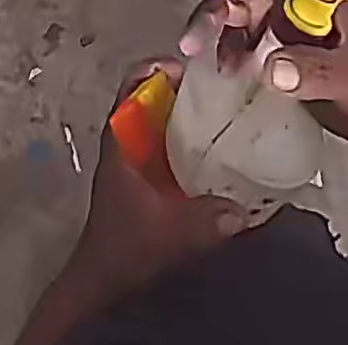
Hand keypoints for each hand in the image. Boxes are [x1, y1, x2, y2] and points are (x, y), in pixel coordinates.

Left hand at [69, 61, 249, 289]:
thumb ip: (205, 220)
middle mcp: (127, 135)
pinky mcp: (147, 169)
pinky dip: (188, 127)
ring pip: (161, 111)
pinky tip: (217, 136)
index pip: (133, 83)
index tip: (192, 67)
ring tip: (224, 100)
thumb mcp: (168, 232)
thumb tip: (245, 208)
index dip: (159, 66)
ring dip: (187, 103)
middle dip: (183, 82)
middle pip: (152, 91)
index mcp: (121, 137)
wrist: (102, 280)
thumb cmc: (125, 246)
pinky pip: (168, 133)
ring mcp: (136, 151)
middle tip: (220, 80)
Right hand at [156, 0, 347, 152]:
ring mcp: (278, 20)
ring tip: (189, 46)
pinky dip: (223, 48)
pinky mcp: (271, 46)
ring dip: (208, 20)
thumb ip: (309, 71)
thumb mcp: (347, 77)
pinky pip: (236, 37)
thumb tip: (266, 67)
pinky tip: (222, 68)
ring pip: (233, 6)